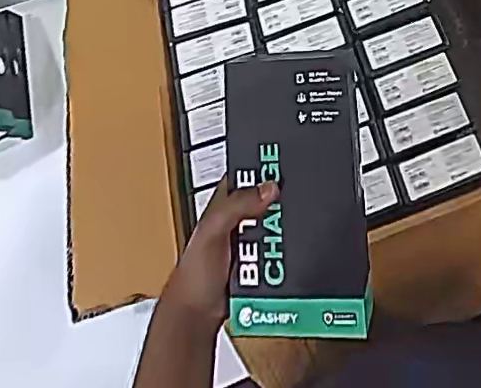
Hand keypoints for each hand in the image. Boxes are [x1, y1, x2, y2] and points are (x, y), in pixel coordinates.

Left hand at [162, 176, 278, 323]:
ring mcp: (254, 236)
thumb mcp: (212, 231)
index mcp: (227, 198)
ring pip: (281, 222)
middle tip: (282, 212)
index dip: (269, 161)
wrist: (197, 319)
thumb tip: (269, 188)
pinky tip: (283, 255)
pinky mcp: (264, 257)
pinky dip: (287, 249)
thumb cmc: (193, 275)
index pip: (252, 169)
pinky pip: (284, 246)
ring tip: (273, 244)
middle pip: (272, 195)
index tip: (287, 163)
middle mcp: (242, 214)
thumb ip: (236, 205)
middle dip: (282, 201)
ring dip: (284, 230)